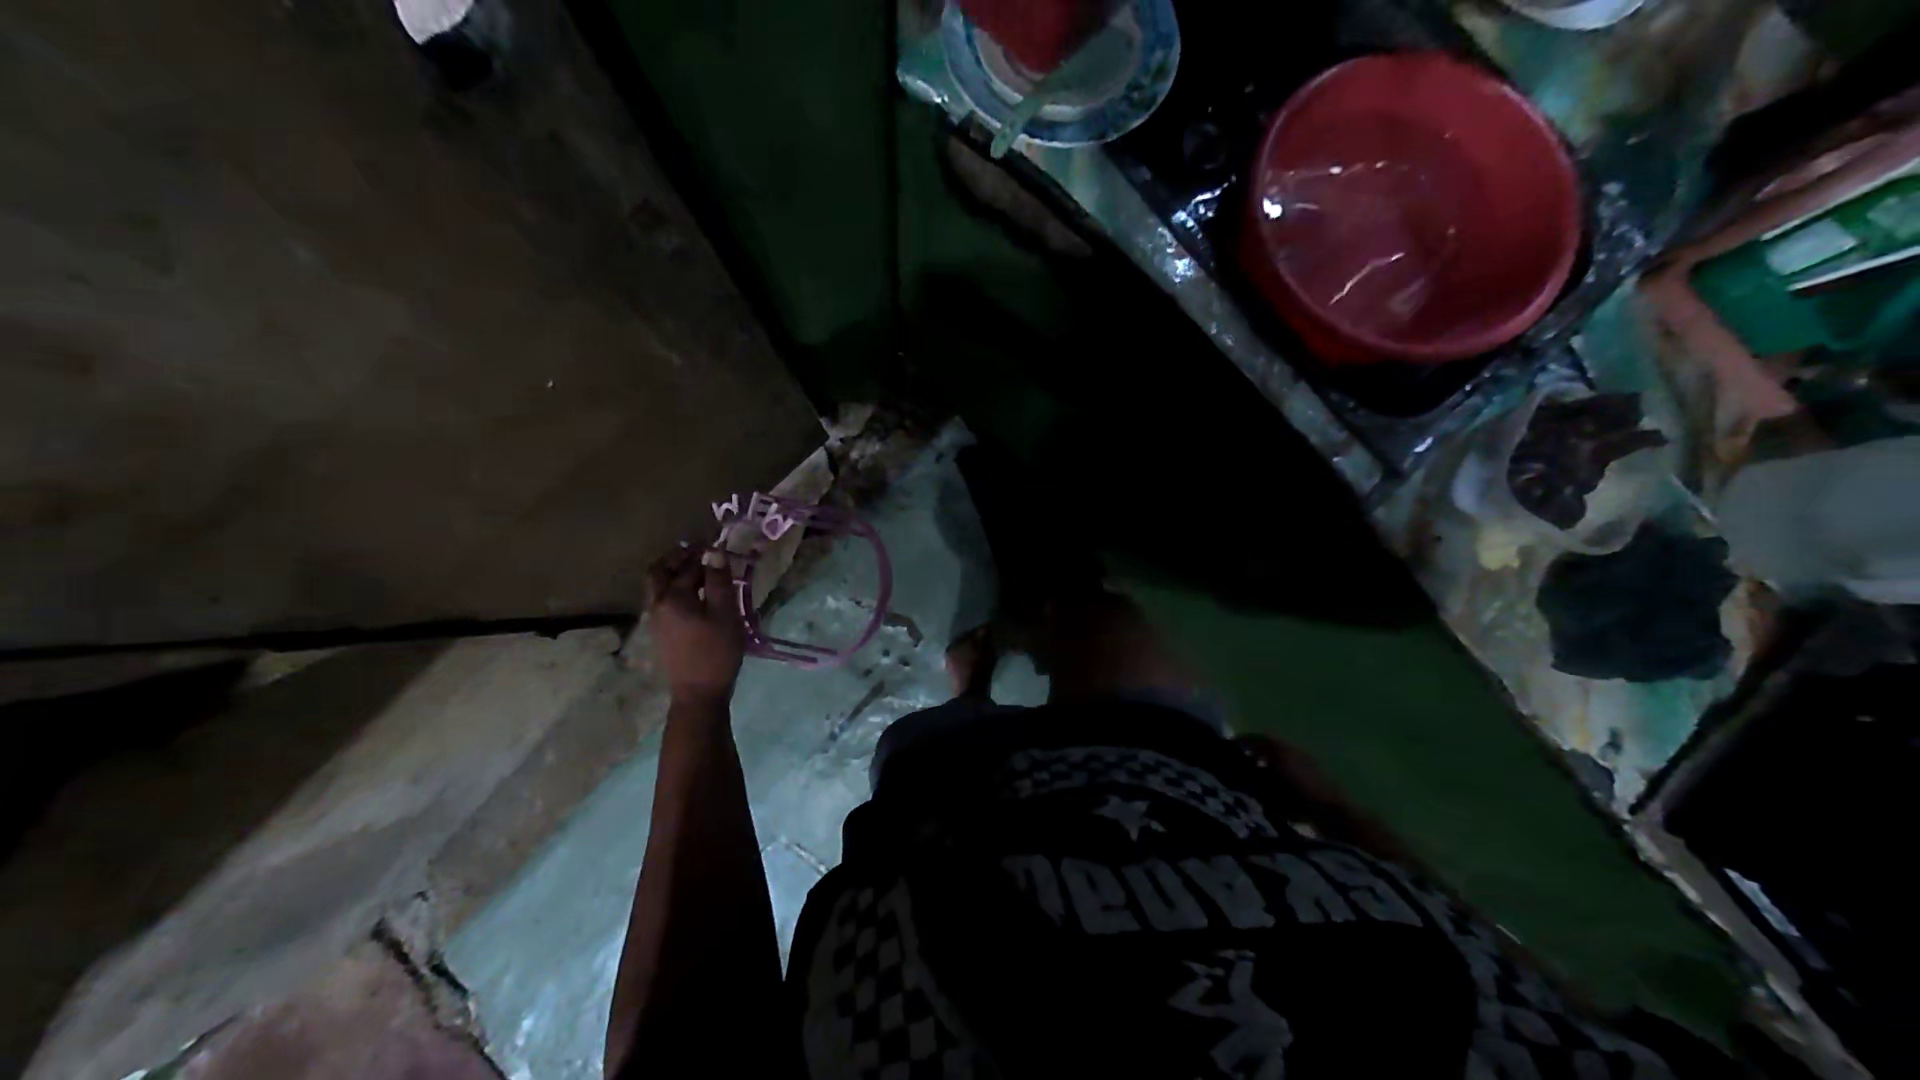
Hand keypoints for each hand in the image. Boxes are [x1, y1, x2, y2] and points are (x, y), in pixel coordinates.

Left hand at [646, 545, 745, 701]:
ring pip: (658, 587)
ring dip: (675, 574)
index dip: (703, 553)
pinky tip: (694, 597)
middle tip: (698, 553)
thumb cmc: (716, 651)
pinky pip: (662, 601)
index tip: (719, 544)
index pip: (688, 566)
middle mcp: (657, 604)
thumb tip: (715, 552)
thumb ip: (719, 581)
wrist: (698, 693)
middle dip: (677, 558)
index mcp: (672, 597)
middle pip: (659, 572)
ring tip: (700, 573)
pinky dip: (675, 590)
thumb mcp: (725, 613)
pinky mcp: (660, 633)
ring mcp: (655, 620)